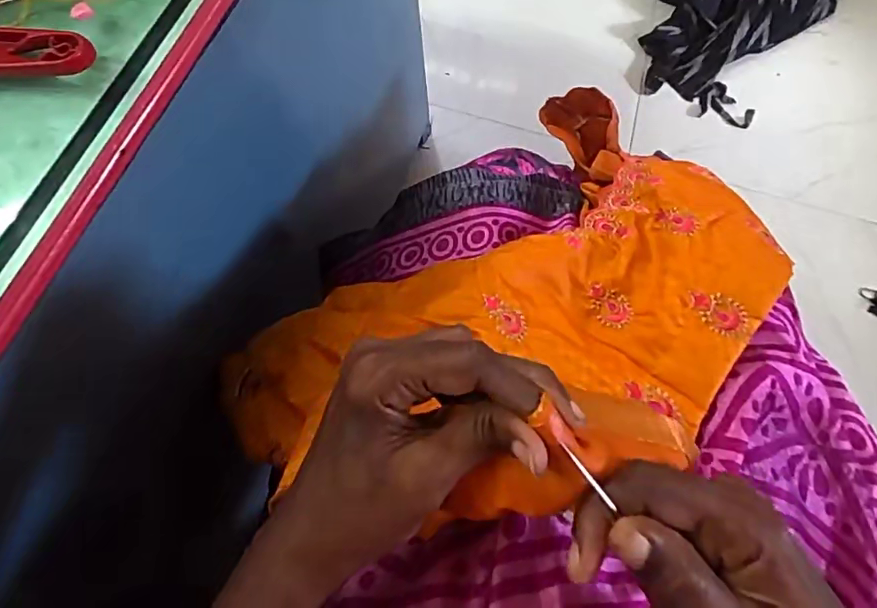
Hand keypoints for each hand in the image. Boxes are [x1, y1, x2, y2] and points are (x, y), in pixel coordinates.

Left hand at [217, 327, 581, 607]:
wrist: (313, 529)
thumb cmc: (363, 512)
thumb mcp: (425, 476)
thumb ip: (480, 436)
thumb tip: (541, 433)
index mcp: (380, 370)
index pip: (463, 359)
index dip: (515, 385)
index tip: (558, 418)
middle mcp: (380, 347)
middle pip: (463, 347)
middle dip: (514, 379)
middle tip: (563, 412)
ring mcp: (382, 353)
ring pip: (458, 350)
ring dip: (500, 378)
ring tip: (542, 410)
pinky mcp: (389, 367)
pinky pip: (443, 363)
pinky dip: (476, 383)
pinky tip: (503, 405)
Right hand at [568, 461, 839, 607]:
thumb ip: (681, 581)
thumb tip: (620, 527)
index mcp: (736, 512)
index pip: (644, 482)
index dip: (600, 511)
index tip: (577, 568)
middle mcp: (731, 491)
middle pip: (646, 482)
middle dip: (608, 517)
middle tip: (585, 570)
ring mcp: (731, 504)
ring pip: (654, 495)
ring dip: (624, 525)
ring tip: (606, 568)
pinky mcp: (730, 523)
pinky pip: (672, 511)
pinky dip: (646, 532)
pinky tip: (642, 560)